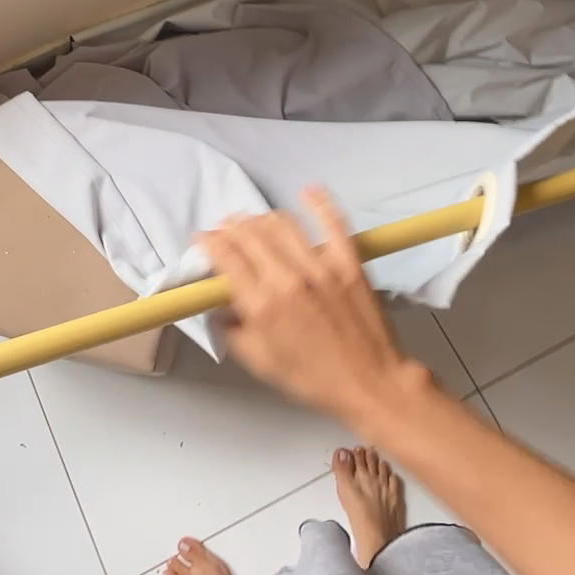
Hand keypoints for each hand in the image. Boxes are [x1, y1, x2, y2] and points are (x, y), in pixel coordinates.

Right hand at [200, 187, 433, 424]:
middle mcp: (287, 279)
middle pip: (249, 234)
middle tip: (226, 231)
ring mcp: (321, 267)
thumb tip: (218, 306)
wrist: (371, 383)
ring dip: (261, 218)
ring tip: (255, 223)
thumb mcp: (259, 363)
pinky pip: (334, 223)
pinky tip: (308, 191)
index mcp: (262, 305)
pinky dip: (319, 203)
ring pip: (282, 224)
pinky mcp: (349, 262)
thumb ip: (232, 330)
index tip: (203, 240)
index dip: (209, 242)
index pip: (226, 256)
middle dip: (230, 227)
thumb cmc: (312, 379)